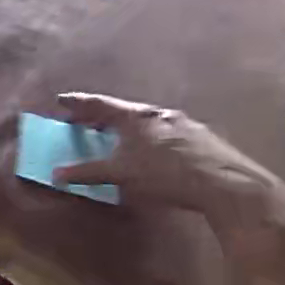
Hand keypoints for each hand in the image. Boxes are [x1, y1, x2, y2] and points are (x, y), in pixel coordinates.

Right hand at [50, 93, 284, 224]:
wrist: (227, 185)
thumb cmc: (164, 173)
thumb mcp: (118, 174)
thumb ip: (86, 172)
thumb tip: (56, 175)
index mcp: (136, 118)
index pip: (100, 105)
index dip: (78, 103)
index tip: (61, 99)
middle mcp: (160, 115)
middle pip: (124, 112)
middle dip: (100, 117)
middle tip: (82, 121)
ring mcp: (185, 125)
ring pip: (145, 122)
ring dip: (125, 128)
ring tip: (113, 137)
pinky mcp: (202, 139)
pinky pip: (163, 132)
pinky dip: (146, 137)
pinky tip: (146, 150)